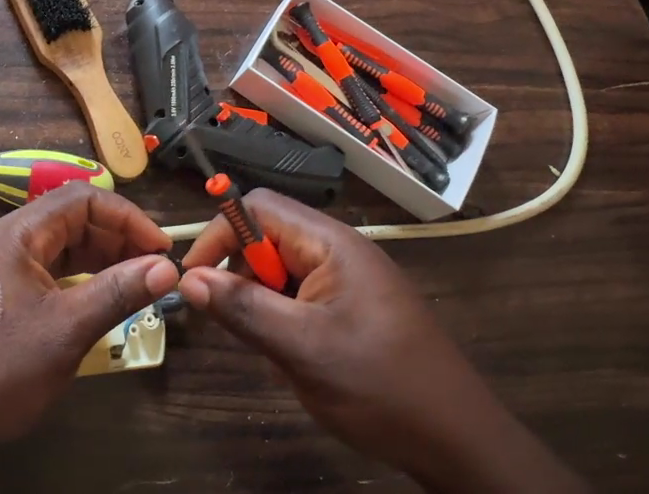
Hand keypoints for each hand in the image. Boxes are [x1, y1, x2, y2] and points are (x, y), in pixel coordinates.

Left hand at [0, 184, 180, 452]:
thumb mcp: (66, 331)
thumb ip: (118, 293)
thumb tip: (166, 267)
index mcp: (16, 234)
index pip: (80, 199)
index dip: (126, 217)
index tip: (161, 248)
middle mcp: (4, 240)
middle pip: (69, 218)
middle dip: (116, 237)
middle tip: (153, 268)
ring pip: (57, 246)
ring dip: (98, 258)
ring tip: (134, 282)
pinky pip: (43, 270)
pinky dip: (75, 278)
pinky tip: (96, 299)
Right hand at [179, 190, 584, 492]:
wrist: (460, 442)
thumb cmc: (380, 386)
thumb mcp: (303, 349)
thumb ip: (244, 308)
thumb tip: (188, 279)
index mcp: (332, 243)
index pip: (259, 207)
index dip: (220, 233)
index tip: (195, 280)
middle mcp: (340, 250)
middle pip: (268, 235)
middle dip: (240, 272)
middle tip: (230, 320)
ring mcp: (350, 280)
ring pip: (281, 269)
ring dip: (262, 301)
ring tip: (269, 346)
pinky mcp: (355, 307)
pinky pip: (301, 295)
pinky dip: (284, 318)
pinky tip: (293, 355)